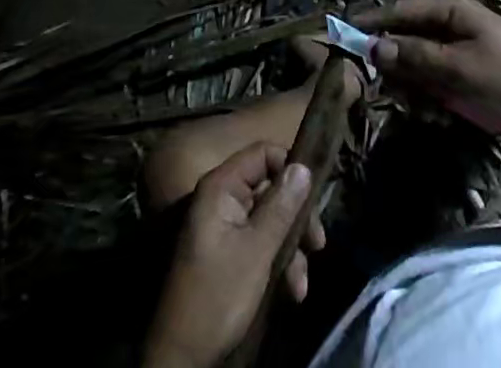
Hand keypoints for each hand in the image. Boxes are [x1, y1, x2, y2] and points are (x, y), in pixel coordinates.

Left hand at [142, 142, 322, 367]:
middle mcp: (221, 200)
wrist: (182, 356)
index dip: (290, 167)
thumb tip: (303, 165)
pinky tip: (292, 292)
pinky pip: (260, 242)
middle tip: (318, 244)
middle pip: (271, 188)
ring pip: (270, 219)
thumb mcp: (258, 249)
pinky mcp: (227, 252)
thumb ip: (282, 205)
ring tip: (301, 284)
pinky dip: (278, 263)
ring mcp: (223, 227)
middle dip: (297, 218)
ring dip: (291, 249)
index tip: (315, 194)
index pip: (262, 154)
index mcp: (221, 188)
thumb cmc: (219, 294)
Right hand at [357, 0, 500, 119]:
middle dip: (398, 70)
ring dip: (414, 89)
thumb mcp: (460, 67)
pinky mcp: (457, 67)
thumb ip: (416, 56)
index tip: (341, 36)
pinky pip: (429, 78)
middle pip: (401, 40)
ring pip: (412, 64)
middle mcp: (445, 22)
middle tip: (402, 96)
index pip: (397, 11)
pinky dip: (429, 96)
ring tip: (430, 111)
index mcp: (447, 9)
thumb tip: (374, 46)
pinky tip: (441, 114)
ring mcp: (451, 45)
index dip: (369, 23)